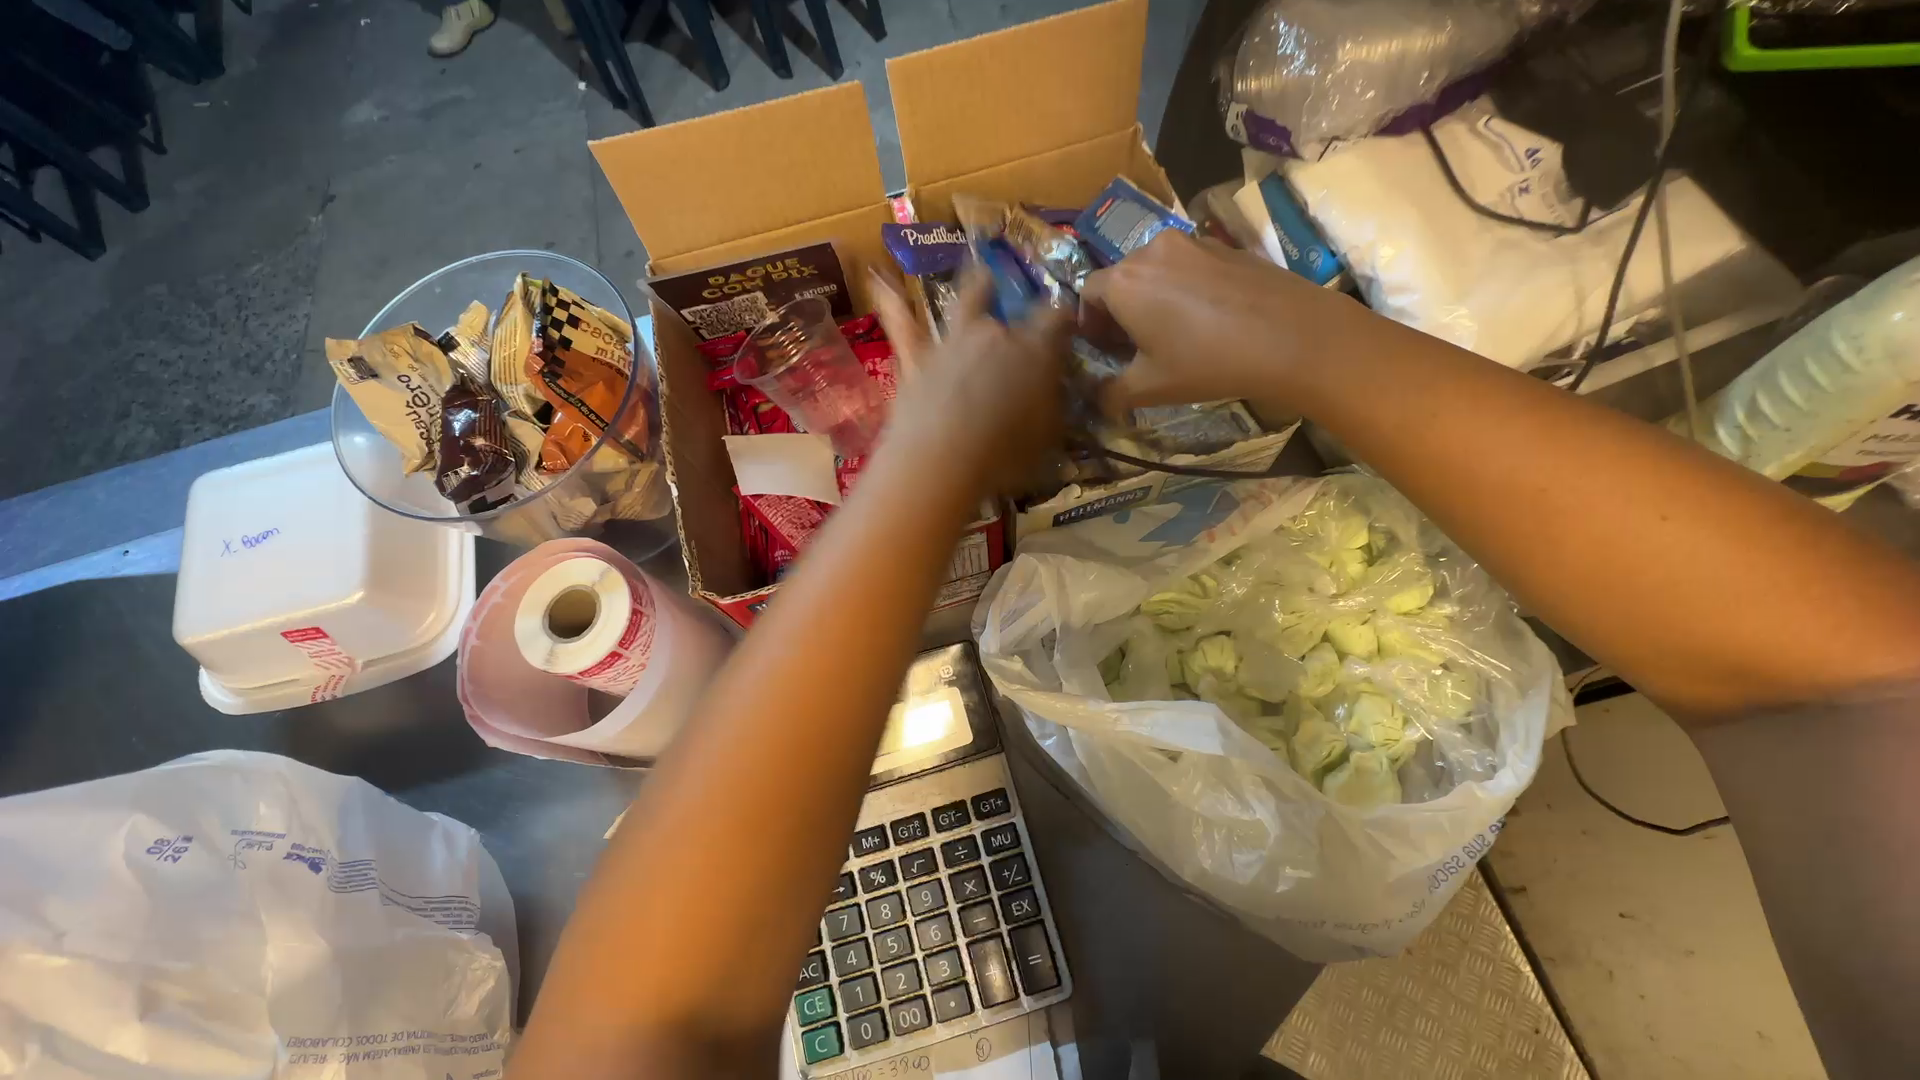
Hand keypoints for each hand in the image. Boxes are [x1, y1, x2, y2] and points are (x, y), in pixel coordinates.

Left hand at [870, 270, 1071, 491]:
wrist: (939, 462)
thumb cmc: (1004, 458)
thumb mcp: (1048, 436)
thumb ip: (1053, 403)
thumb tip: (1055, 387)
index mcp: (1036, 351)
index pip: (1058, 319)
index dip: (1065, 320)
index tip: (1069, 325)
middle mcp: (996, 335)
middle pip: (1013, 314)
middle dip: (1022, 318)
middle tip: (1024, 323)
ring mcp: (953, 341)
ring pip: (967, 302)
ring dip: (978, 287)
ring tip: (981, 274)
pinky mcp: (917, 357)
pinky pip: (902, 325)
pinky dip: (891, 302)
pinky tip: (879, 281)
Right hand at [1078, 230, 1367, 414]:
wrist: (1291, 336)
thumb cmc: (1206, 362)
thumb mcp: (1150, 388)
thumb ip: (1111, 394)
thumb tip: (1096, 400)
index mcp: (1124, 282)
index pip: (1088, 293)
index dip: (1090, 321)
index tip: (1103, 347)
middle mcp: (1151, 251)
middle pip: (1122, 277)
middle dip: (1120, 309)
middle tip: (1135, 343)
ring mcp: (1192, 243)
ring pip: (1157, 269)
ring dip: (1153, 296)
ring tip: (1173, 330)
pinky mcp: (1225, 246)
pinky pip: (1189, 265)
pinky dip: (1185, 287)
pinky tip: (1207, 317)